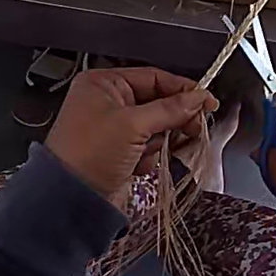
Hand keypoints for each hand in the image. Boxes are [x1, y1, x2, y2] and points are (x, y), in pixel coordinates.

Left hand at [46, 67, 216, 207]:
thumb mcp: (133, 125)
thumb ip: (170, 109)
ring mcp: (114, 128)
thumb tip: (198, 98)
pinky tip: (138, 164)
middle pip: (158, 102)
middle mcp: (108, 103)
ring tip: (147, 151)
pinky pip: (148, 147)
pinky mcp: (119, 151)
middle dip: (173, 119)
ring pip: (156, 127)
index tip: (205, 101)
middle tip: (192, 128)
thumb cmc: (87, 154)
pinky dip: (149, 156)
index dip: (182, 89)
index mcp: (104, 84)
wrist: (70, 198)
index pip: (154, 77)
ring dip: (159, 141)